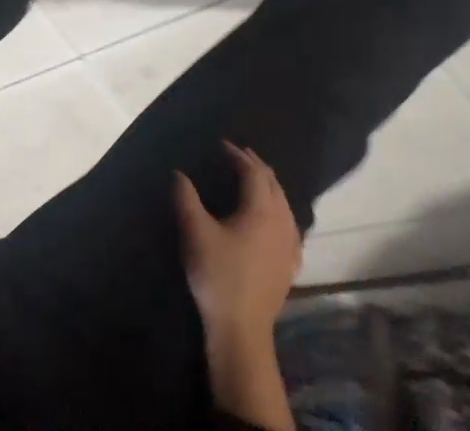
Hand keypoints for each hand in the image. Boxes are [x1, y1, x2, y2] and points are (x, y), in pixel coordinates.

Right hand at [174, 143, 302, 341]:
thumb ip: (186, 198)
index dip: (239, 156)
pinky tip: (274, 219)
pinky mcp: (290, 264)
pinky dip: (280, 211)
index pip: (255, 174)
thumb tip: (179, 173)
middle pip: (275, 186)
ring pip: (286, 206)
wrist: (241, 325)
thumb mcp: (194, 232)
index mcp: (261, 212)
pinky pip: (290, 226)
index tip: (222, 145)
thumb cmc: (217, 273)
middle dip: (258, 168)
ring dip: (270, 188)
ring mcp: (291, 245)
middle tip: (239, 156)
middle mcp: (282, 223)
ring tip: (255, 180)